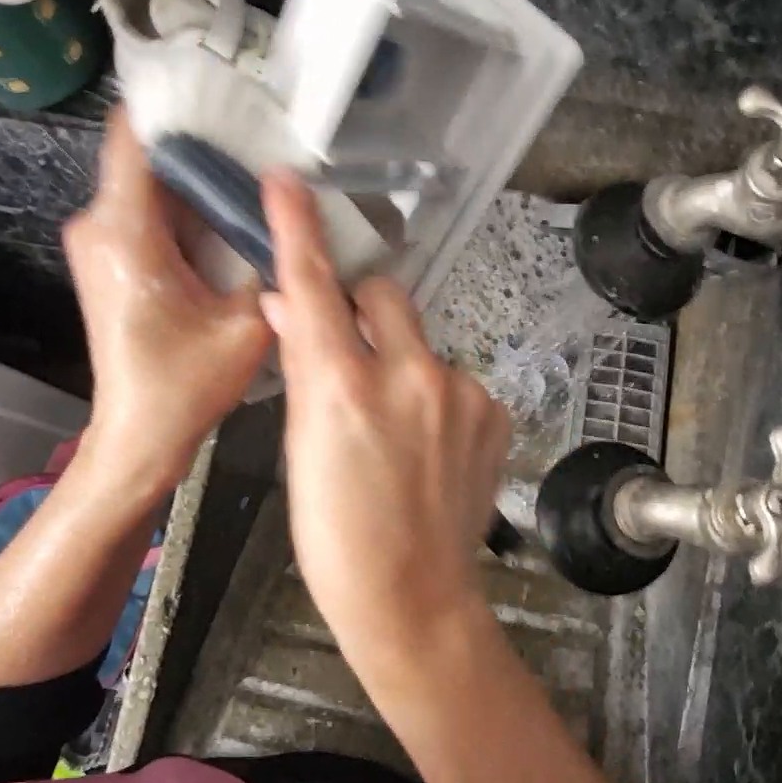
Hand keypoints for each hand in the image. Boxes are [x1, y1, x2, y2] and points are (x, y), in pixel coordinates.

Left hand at [61, 108, 273, 486]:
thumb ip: (270, 262)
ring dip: (198, 187)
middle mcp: (98, 226)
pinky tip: (229, 228)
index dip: (182, 111)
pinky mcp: (109, 264)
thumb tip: (292, 219)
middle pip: (149, 159)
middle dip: (203, 153)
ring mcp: (99, 245)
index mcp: (125, 231)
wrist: (140, 436)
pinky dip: (186, 216)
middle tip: (263, 155)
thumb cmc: (184, 387)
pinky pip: (148, 218)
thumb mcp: (246, 324)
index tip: (233, 109)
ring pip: (151, 189)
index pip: (136, 133)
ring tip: (254, 189)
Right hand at [260, 170, 510, 669]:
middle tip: (350, 358)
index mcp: (342, 388)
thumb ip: (305, 372)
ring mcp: (459, 393)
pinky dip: (435, 395)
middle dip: (361, 311)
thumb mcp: (301, 451)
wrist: (413, 597)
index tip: (289, 185)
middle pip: (383, 294)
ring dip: (399, 361)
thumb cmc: (339, 540)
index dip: (299, 230)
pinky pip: (453, 378)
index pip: (316, 286)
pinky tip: (427, 443)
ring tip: (392, 427)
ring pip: (419, 340)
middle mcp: (408, 376)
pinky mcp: (492, 411)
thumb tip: (293, 311)